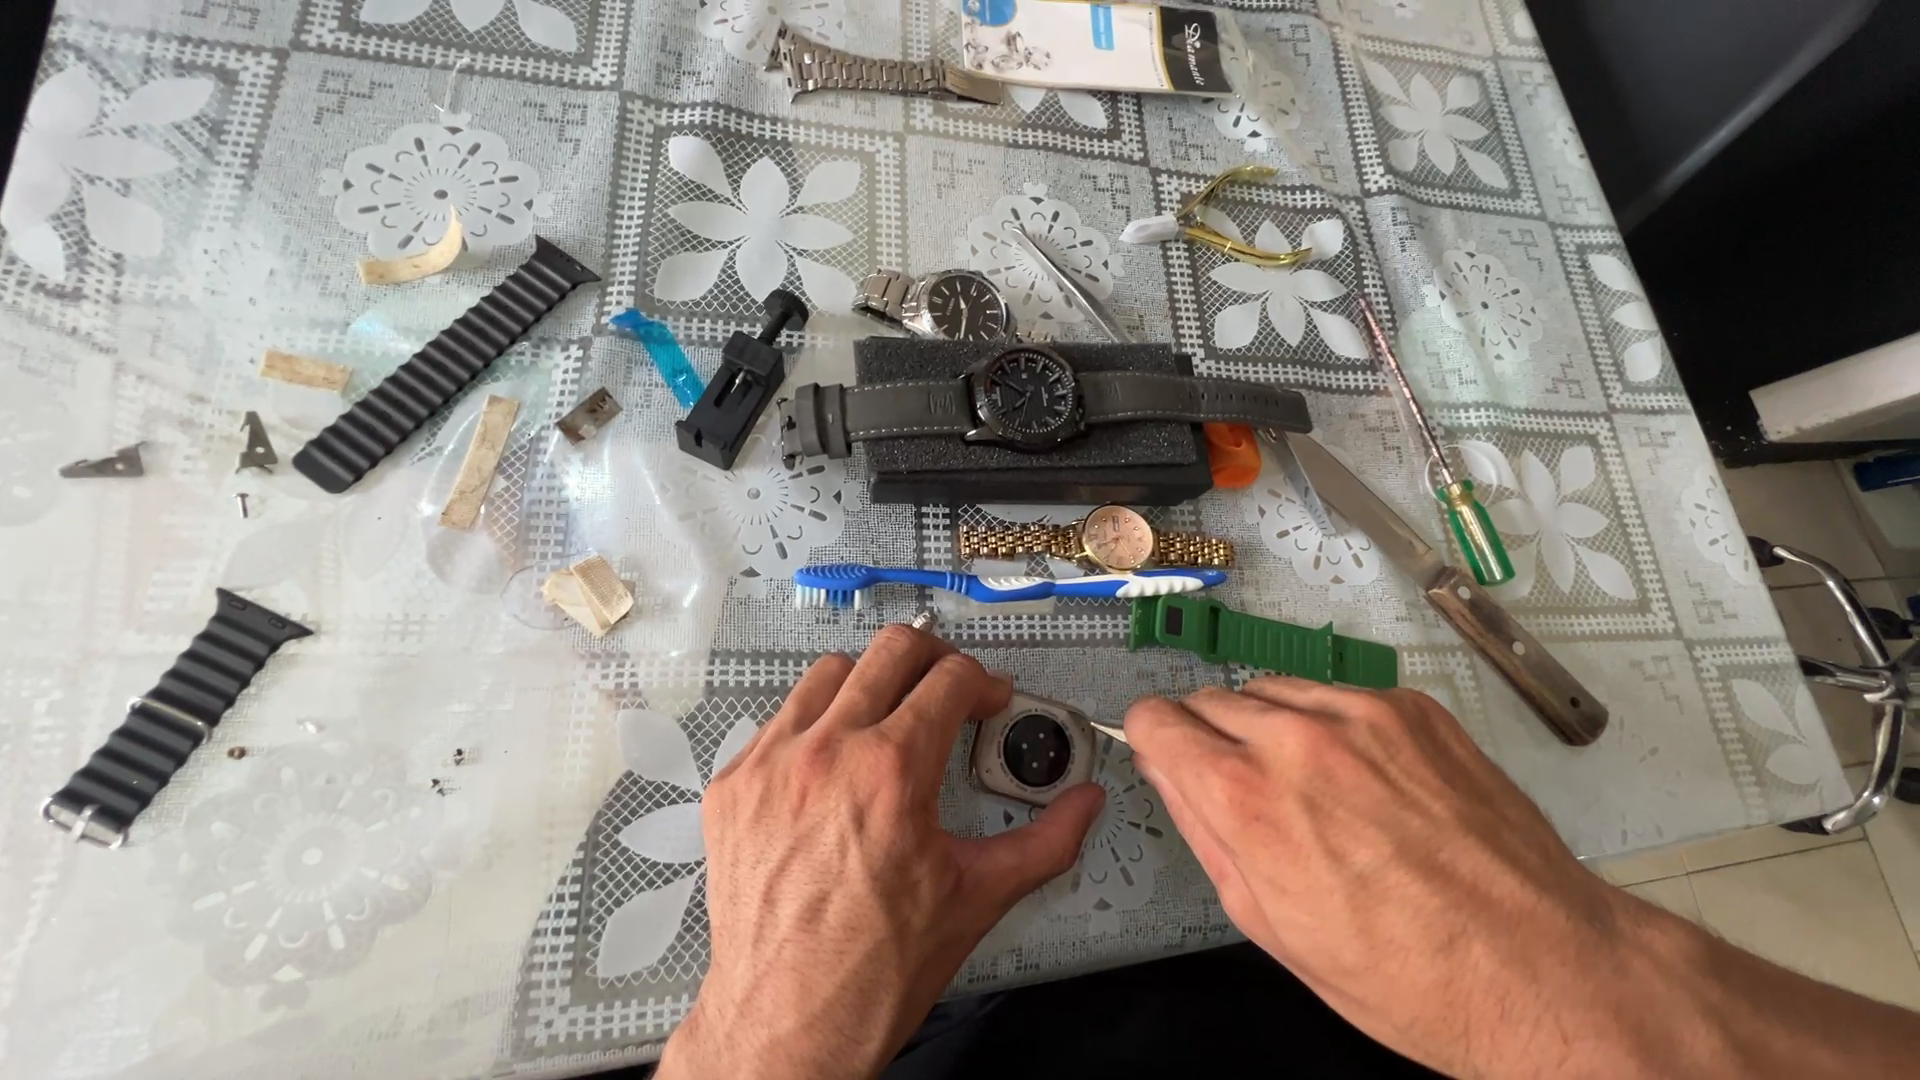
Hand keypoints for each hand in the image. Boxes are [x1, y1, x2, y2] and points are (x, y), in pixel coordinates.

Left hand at [659, 626, 1105, 1079]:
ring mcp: (773, 764)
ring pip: (831, 671)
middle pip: (892, 648)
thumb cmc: (873, 970)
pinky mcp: (736, 785)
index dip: (984, 681)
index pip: (951, 677)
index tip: (987, 701)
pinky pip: (781, 718)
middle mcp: (828, 754)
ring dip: (872, 681)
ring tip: (890, 714)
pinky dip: (818, 721)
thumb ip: (1046, 840)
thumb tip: (1082, 805)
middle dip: (935, 657)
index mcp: (892, 773)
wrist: (788, 1023)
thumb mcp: (977, 897)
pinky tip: (836, 758)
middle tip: (948, 685)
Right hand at [1123, 678, 1630, 1077]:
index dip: (1155, 740)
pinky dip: (1330, 723)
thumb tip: (1167, 768)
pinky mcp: (1410, 707)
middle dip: (1210, 738)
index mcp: (1245, 798)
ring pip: (1267, 689)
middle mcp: (1294, 739)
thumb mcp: (1265, 920)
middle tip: (1247, 788)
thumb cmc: (1403, 973)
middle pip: (1207, 698)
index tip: (1170, 755)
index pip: (1155, 718)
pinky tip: (1364, 776)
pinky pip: (1334, 692)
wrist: (1542, 969)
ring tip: (1310, 783)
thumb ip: (1199, 827)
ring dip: (1268, 725)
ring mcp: (1358, 714)